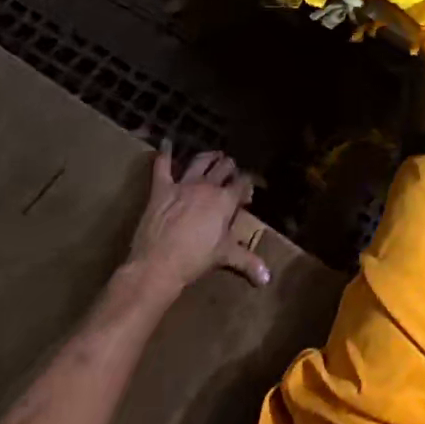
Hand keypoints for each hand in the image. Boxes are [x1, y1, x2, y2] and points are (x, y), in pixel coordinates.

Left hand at [127, 145, 269, 294]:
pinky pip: (162, 167)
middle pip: (224, 168)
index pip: (243, 183)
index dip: (247, 185)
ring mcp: (184, 185)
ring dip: (208, 156)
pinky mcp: (161, 189)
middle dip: (230, 167)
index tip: (247, 191)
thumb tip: (267, 279)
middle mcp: (208, 186)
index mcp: (226, 200)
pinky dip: (164, 154)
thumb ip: (248, 262)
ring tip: (214, 154)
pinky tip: (165, 144)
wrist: (157, 265)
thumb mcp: (225, 257)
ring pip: (200, 162)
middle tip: (231, 170)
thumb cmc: (195, 259)